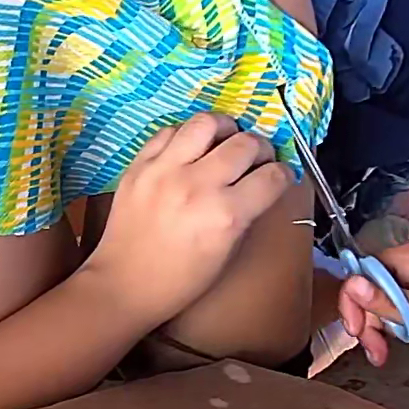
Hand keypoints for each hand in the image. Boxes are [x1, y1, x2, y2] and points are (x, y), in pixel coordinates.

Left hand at [82, 114, 293, 326]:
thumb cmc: (181, 281)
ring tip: (226, 140)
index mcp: (225, 216)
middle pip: (245, 143)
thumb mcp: (226, 254)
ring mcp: (165, 171)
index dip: (284, 175)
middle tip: (257, 159)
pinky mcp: (139, 165)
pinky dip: (188, 135)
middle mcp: (198, 185)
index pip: (272, 177)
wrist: (124, 285)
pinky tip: (192, 148)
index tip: (280, 176)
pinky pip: (170, 131)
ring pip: (207, 123)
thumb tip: (261, 187)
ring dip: (226, 128)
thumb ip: (246, 215)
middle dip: (261, 149)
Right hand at [337, 235, 408, 368]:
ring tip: (380, 352)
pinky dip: (387, 327)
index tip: (355, 326)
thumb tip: (352, 283)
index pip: (368, 267)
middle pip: (371, 284)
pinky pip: (392, 306)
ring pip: (378, 299)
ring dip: (375, 327)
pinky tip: (387, 346)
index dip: (356, 298)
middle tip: (369, 344)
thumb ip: (385, 300)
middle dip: (367, 318)